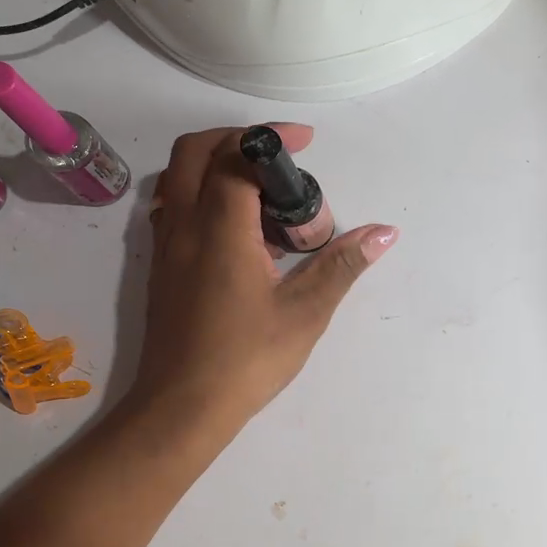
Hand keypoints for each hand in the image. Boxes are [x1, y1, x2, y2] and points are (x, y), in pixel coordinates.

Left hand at [127, 125, 396, 431]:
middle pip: (195, 152)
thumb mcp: (306, 313)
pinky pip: (176, 206)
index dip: (271, 140)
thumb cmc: (248, 360)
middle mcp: (183, 225)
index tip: (307, 142)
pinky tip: (240, 231)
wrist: (183, 406)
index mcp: (219, 230)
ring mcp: (166, 245)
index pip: (238, 158)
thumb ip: (342, 265)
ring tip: (266, 200)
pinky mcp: (161, 266)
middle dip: (238, 140)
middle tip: (282, 161)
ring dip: (219, 167)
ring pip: (179, 178)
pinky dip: (205, 195)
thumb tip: (384, 233)